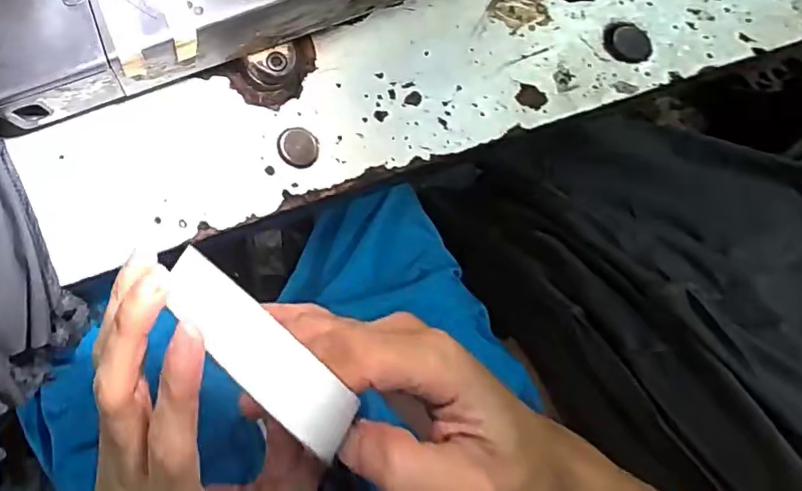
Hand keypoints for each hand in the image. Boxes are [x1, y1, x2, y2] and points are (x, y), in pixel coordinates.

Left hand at [92, 254, 326, 490]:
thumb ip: (280, 474)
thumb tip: (309, 425)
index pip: (168, 439)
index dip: (178, 383)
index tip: (193, 330)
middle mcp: (128, 460)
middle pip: (114, 392)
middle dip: (132, 328)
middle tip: (156, 281)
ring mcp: (109, 435)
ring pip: (101, 368)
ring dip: (121, 308)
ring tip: (143, 265)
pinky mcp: (104, 414)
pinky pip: (102, 358)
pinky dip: (116, 314)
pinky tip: (128, 283)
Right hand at [267, 307, 652, 490]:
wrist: (548, 470)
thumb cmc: (516, 479)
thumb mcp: (470, 488)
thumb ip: (399, 462)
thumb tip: (335, 434)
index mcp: (429, 355)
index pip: (350, 349)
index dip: (306, 372)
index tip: (273, 407)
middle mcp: (402, 331)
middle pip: (327, 335)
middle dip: (285, 369)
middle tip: (253, 409)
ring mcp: (388, 333)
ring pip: (319, 328)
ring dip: (283, 356)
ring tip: (253, 388)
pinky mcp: (378, 345)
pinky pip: (326, 334)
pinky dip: (293, 342)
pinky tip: (264, 338)